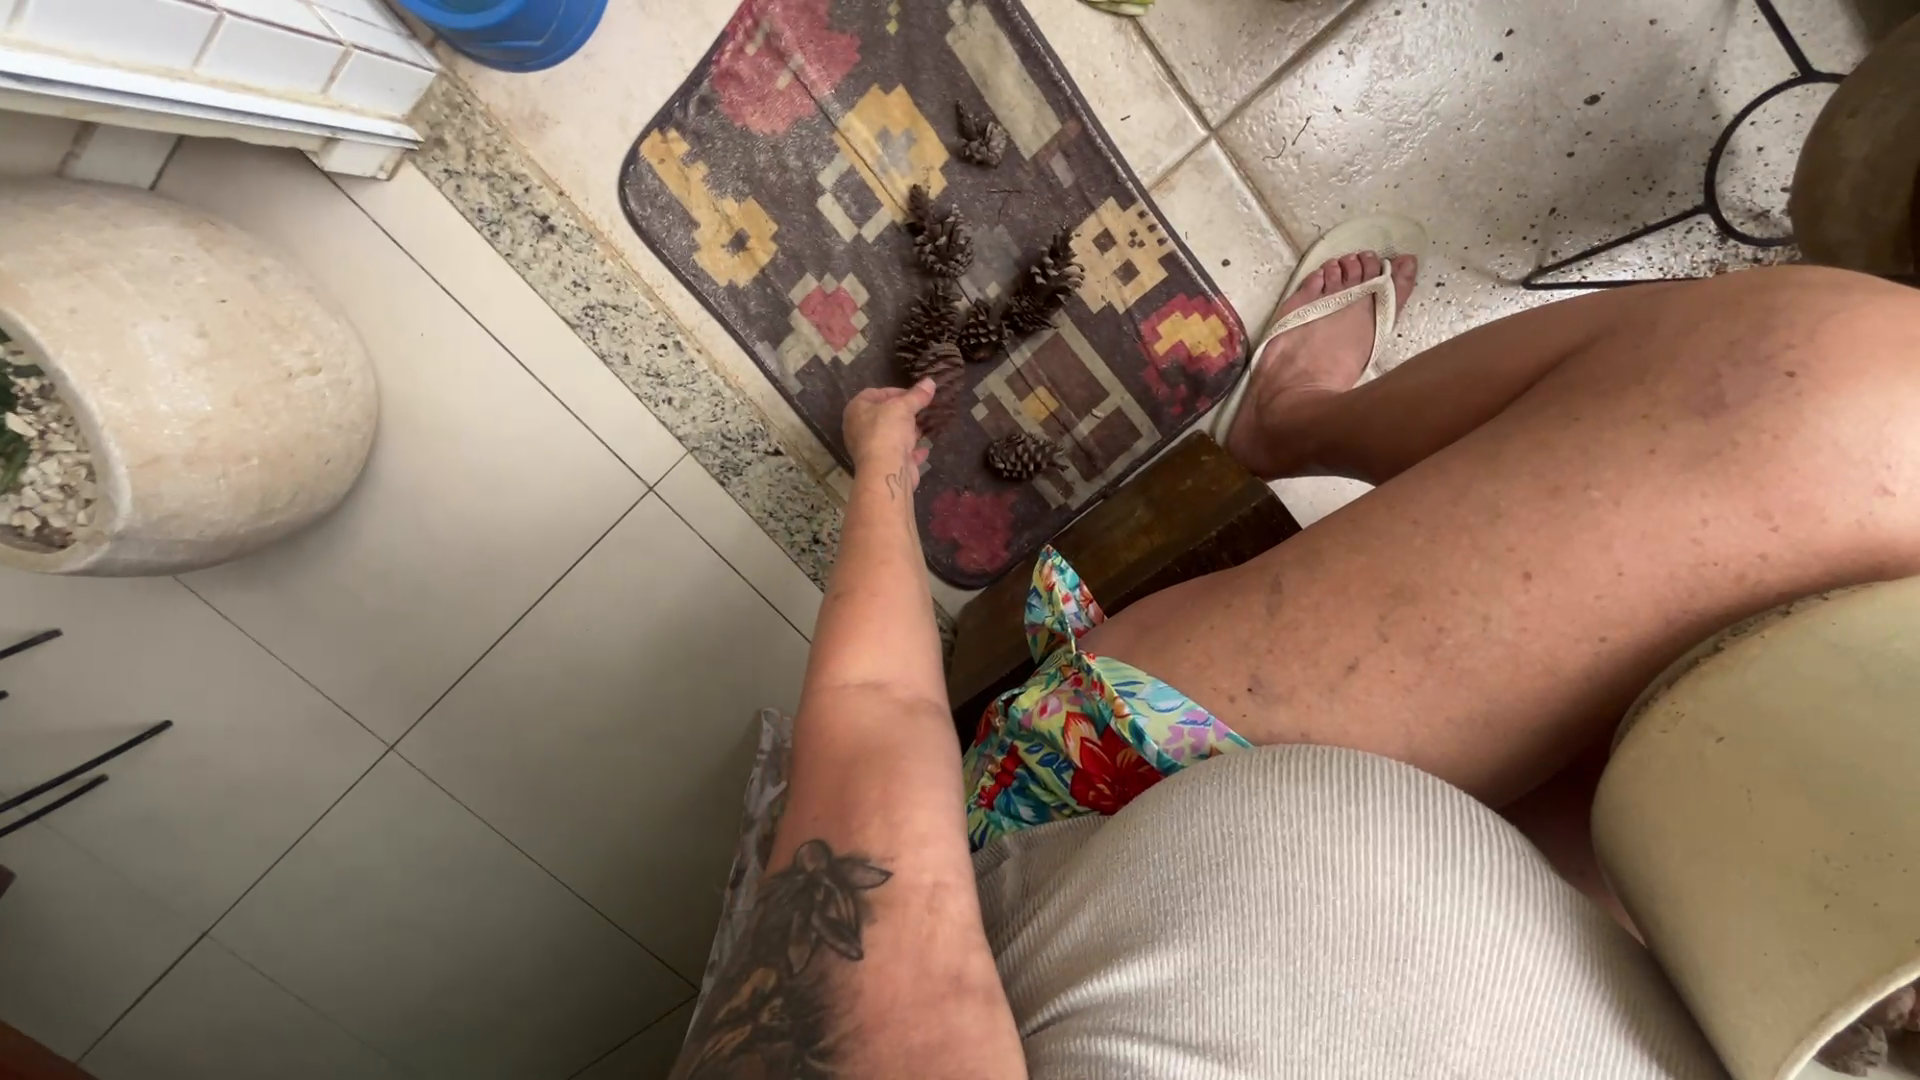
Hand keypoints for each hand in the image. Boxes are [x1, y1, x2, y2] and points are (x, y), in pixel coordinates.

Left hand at [843, 380, 933, 483]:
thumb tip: (930, 382)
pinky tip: (924, 449)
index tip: (914, 394)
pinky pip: (898, 454)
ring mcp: (870, 449)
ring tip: (926, 427)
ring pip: (891, 436)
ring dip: (908, 433)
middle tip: (921, 410)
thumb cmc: (888, 430)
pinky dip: (911, 451)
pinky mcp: (882, 465)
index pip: (874, 393)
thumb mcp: (904, 407)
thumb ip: (917, 395)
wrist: (886, 469)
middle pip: (883, 416)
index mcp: (856, 410)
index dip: (895, 392)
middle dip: (904, 413)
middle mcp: (858, 429)